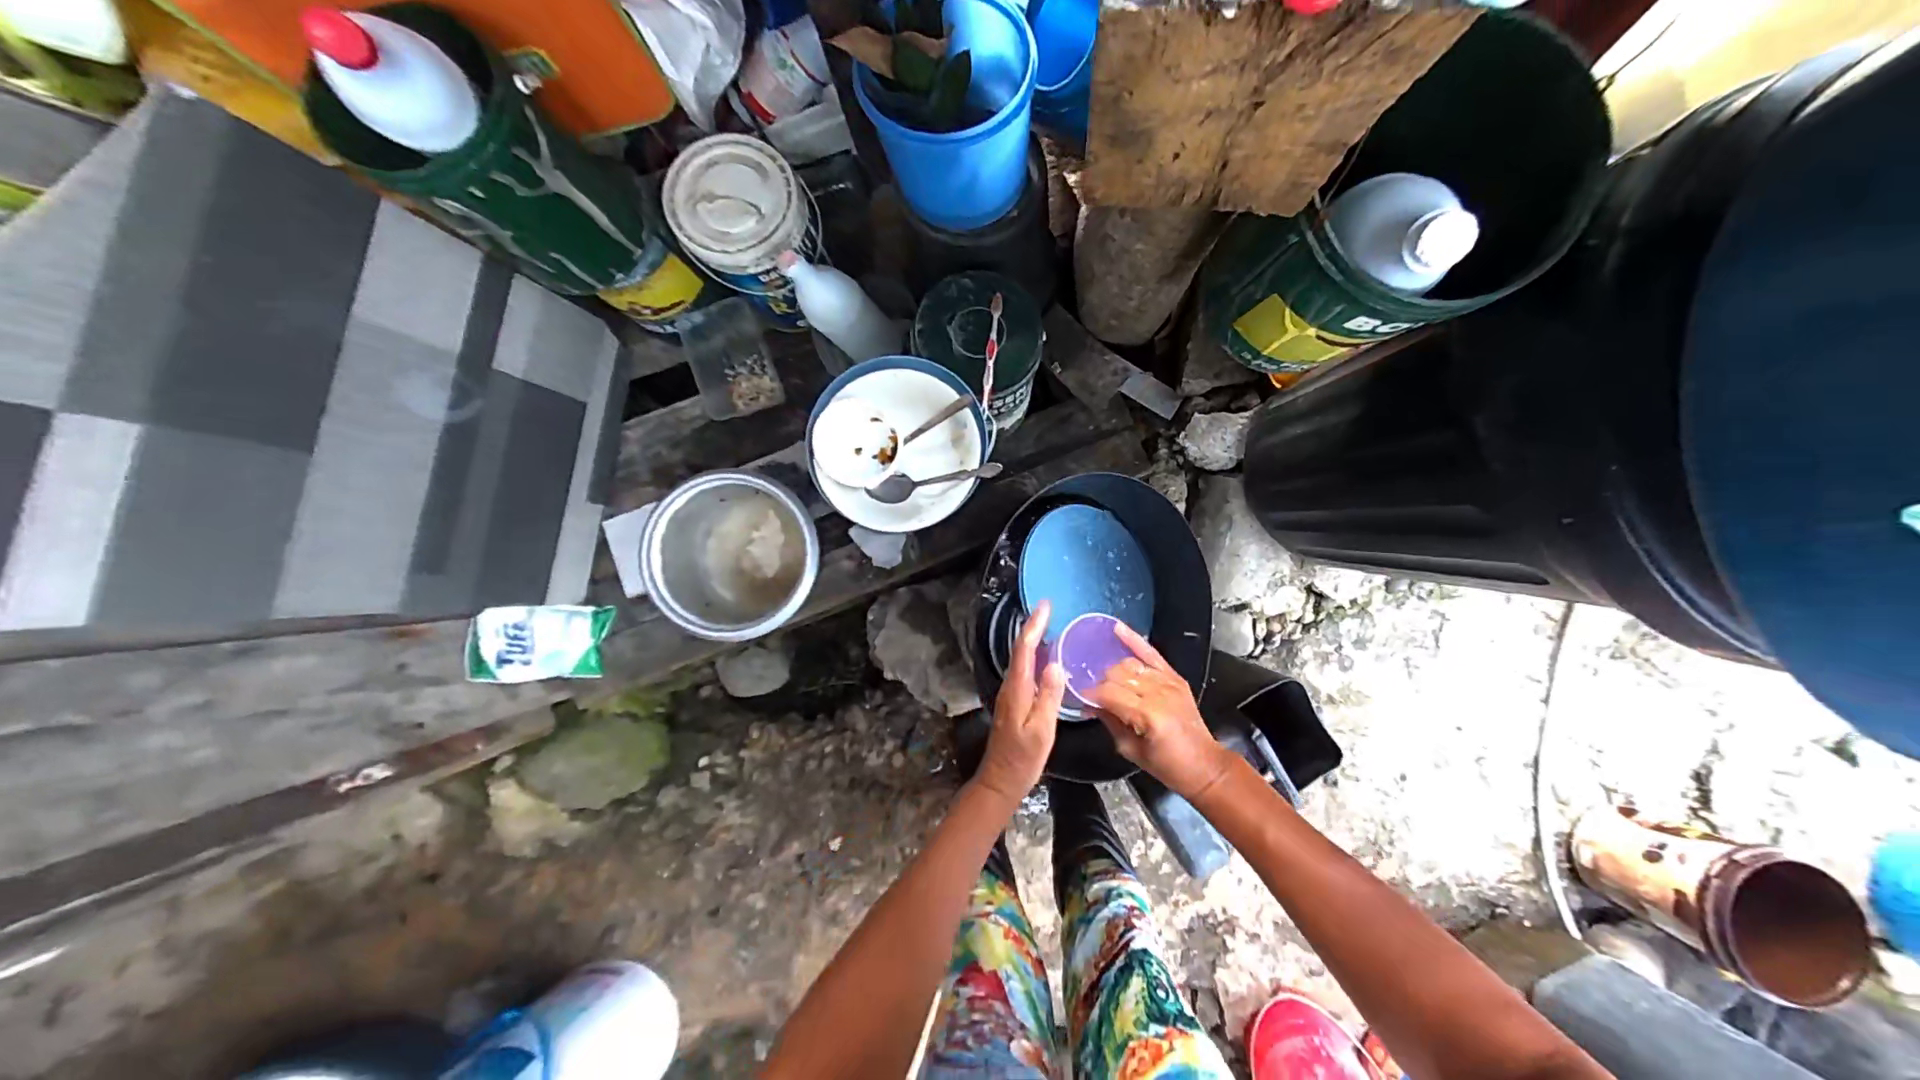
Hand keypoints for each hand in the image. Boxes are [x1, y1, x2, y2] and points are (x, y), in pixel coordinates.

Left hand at [975, 600, 1065, 802]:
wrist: (1001, 780)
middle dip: (1032, 627)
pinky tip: (1044, 657)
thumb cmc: (1023, 759)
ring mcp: (1009, 694)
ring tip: (1049, 625)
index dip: (1033, 626)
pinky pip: (1024, 671)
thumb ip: (1048, 697)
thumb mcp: (1041, 730)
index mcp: (1016, 690)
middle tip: (1048, 608)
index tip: (1045, 606)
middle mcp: (1010, 687)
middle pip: (1020, 649)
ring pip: (1021, 659)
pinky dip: (1033, 657)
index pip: (1024, 650)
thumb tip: (1054, 664)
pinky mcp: (1013, 702)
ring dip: (1032, 640)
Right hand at [1085, 622, 1235, 800]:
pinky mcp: (1175, 677)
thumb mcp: (1130, 749)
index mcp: (1147, 715)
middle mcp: (1159, 693)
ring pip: (1130, 664)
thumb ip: (1109, 721)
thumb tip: (1088, 704)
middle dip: (1102, 682)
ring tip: (1105, 677)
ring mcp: (1168, 682)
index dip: (1091, 694)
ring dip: (1114, 669)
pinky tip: (1117, 629)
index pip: (1108, 693)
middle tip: (1094, 693)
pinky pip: (1151, 653)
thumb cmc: (1166, 765)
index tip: (1081, 698)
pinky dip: (1134, 640)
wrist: (1203, 764)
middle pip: (1118, 674)